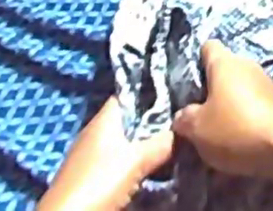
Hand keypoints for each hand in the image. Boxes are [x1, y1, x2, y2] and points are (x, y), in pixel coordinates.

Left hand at [39, 98, 173, 210]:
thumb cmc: (98, 182)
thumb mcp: (135, 161)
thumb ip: (161, 143)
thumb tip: (184, 129)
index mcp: (104, 118)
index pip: (130, 93)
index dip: (152, 90)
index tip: (178, 90)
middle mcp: (96, 133)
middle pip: (130, 120)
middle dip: (154, 121)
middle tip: (182, 120)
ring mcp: (90, 158)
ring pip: (125, 144)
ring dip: (144, 146)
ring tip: (174, 144)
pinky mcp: (89, 181)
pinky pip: (118, 164)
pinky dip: (134, 165)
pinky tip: (152, 170)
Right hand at [172, 41, 272, 182]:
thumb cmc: (236, 127)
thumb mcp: (198, 129)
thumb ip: (185, 119)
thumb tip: (183, 115)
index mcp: (224, 62)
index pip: (207, 48)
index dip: (195, 62)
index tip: (186, 86)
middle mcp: (244, 64)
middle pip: (221, 71)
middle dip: (208, 93)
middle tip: (196, 118)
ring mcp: (262, 80)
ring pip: (236, 90)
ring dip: (225, 108)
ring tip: (213, 135)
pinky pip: (250, 104)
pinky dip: (241, 118)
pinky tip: (235, 140)